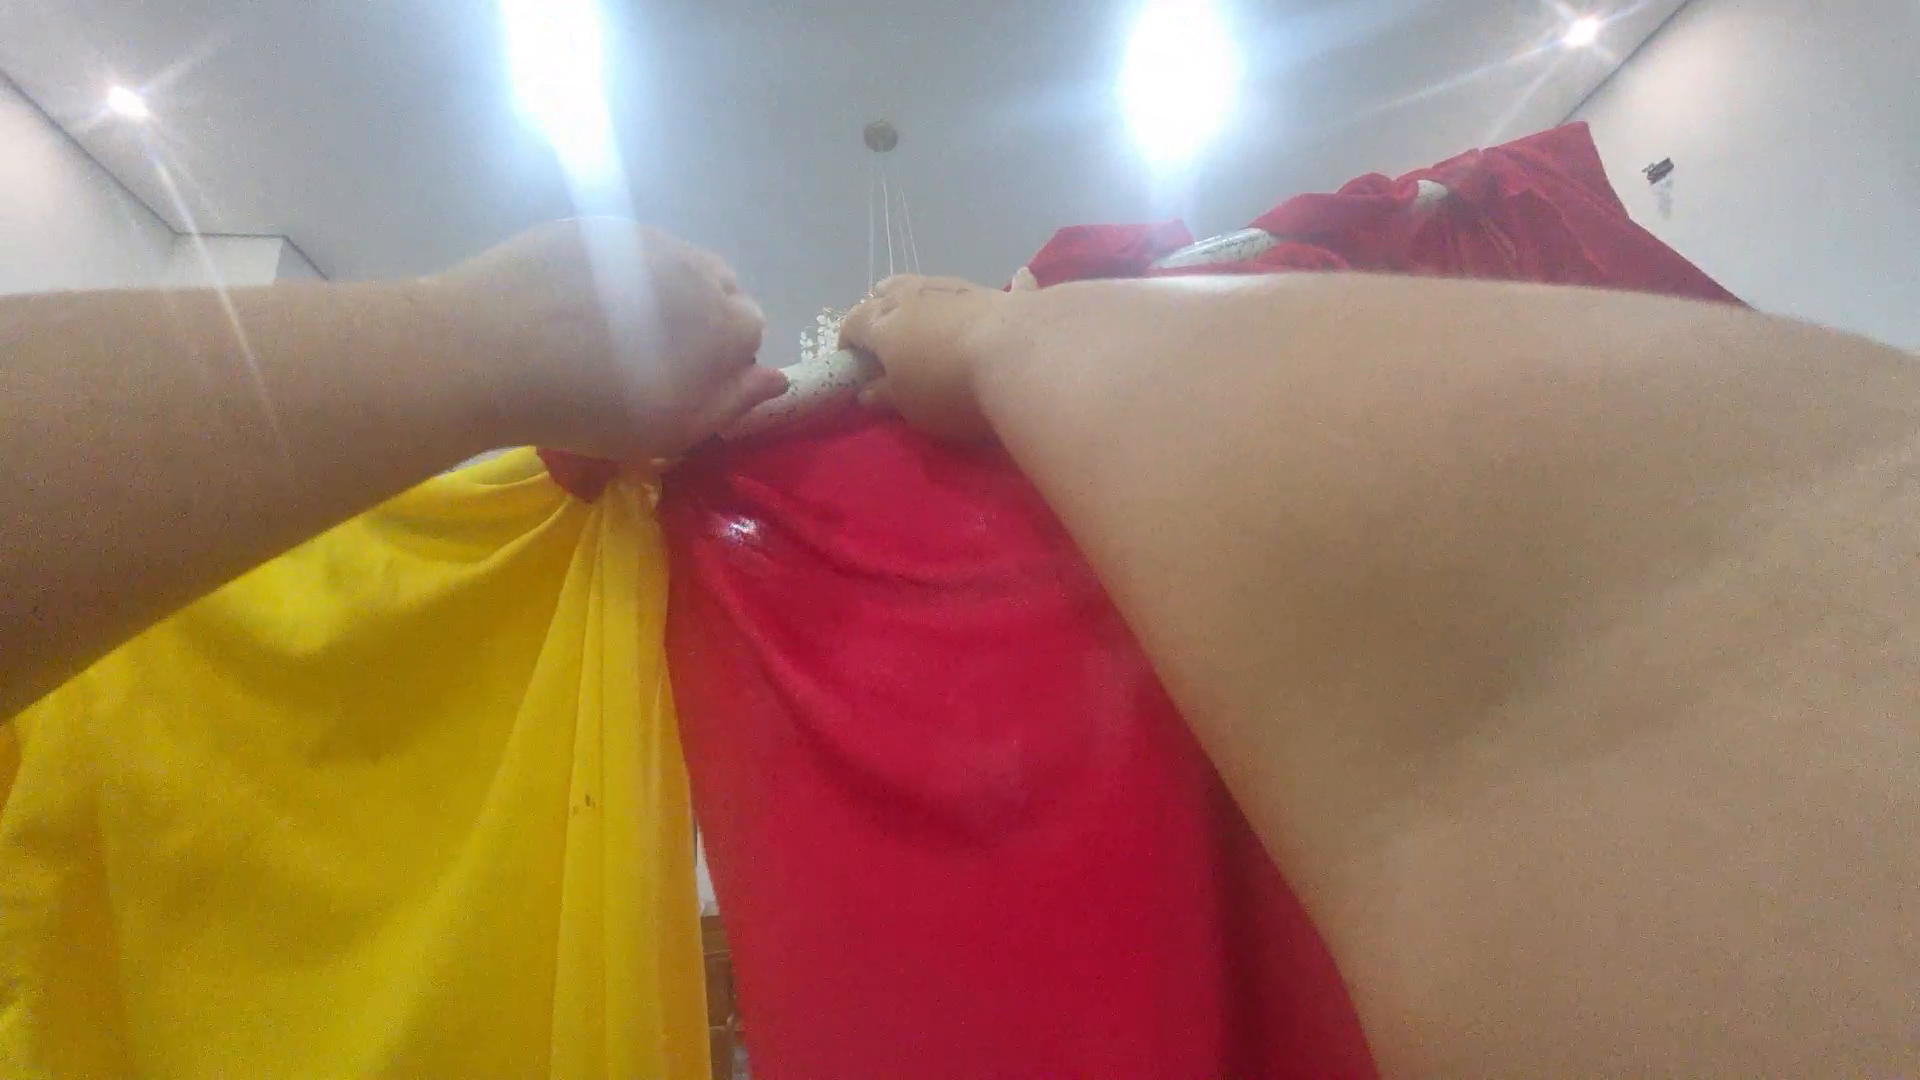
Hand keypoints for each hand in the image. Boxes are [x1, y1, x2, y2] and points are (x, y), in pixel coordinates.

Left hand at [432, 218, 786, 460]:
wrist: (487, 354)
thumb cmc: (594, 408)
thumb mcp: (676, 428)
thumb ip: (736, 401)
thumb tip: (776, 378)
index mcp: (726, 323)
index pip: (752, 331)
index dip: (725, 360)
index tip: (687, 383)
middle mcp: (697, 270)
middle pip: (723, 291)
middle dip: (704, 320)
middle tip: (656, 356)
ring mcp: (644, 241)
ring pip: (679, 266)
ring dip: (668, 294)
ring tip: (619, 329)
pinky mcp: (594, 227)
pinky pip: (630, 251)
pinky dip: (623, 276)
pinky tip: (582, 305)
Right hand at [838, 275, 1013, 440]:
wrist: (1016, 358)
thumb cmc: (947, 388)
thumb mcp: (908, 405)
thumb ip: (885, 396)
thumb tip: (866, 391)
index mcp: (884, 322)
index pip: (852, 325)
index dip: (848, 346)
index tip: (853, 368)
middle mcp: (916, 296)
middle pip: (887, 295)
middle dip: (879, 313)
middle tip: (884, 338)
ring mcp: (960, 290)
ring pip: (931, 283)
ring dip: (922, 295)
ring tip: (922, 308)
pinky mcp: (1002, 296)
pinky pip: (1007, 285)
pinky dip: (1010, 284)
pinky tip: (1020, 275)